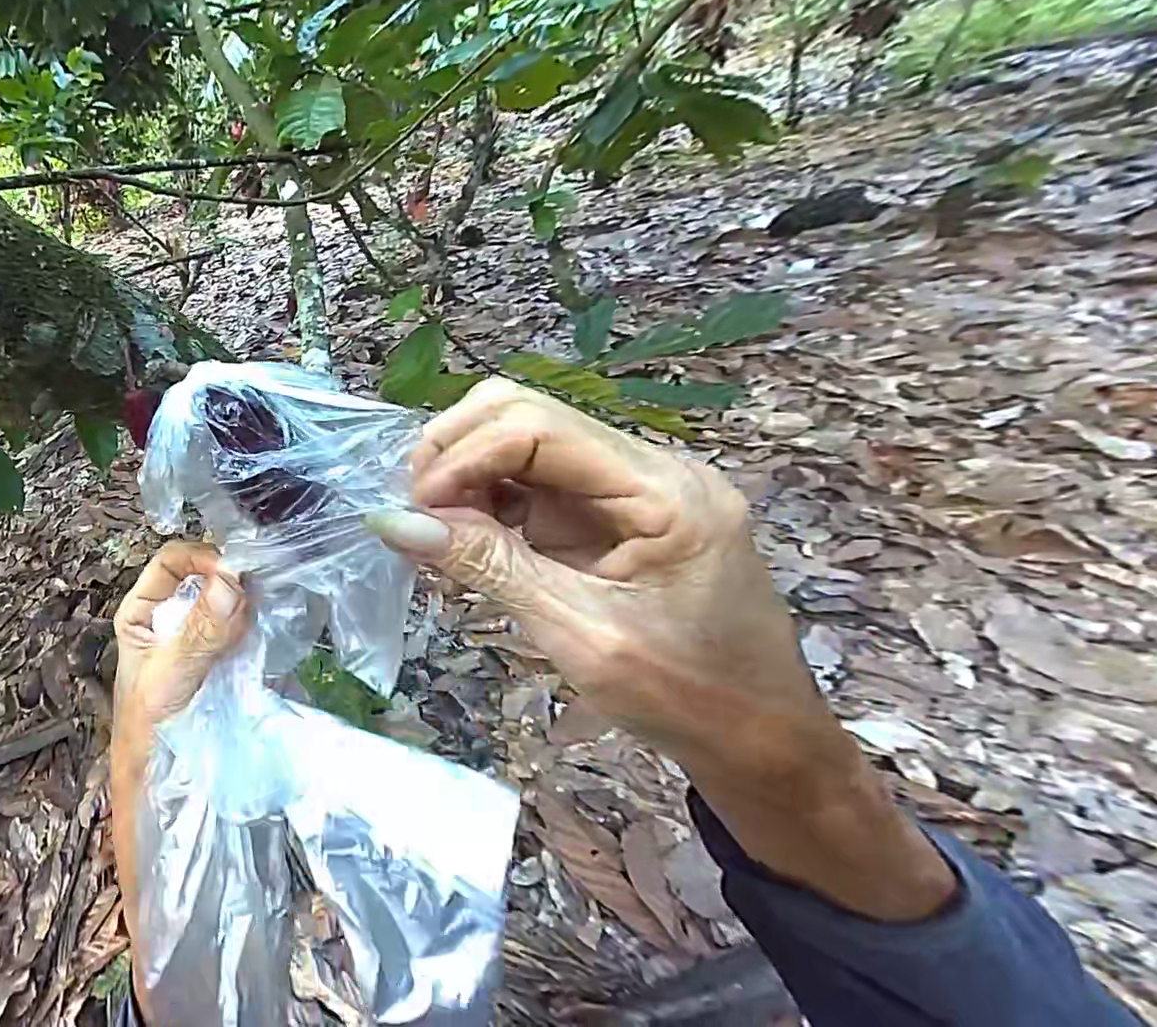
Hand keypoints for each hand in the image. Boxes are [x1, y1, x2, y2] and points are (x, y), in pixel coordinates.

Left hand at [108, 542, 248, 1018]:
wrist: (163, 795)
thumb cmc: (149, 735)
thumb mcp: (168, 682)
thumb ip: (199, 635)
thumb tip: (231, 580)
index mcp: (142, 612)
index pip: (173, 562)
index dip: (202, 558)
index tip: (235, 574)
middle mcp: (175, 618)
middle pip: (209, 578)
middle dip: (235, 578)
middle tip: (264, 590)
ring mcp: (206, 638)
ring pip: (234, 601)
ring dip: (255, 601)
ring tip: (277, 608)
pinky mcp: (233, 660)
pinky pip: (253, 629)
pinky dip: (267, 624)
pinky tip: (282, 627)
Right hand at [366, 378, 954, 920]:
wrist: (760, 743)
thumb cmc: (686, 698)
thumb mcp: (579, 636)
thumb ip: (488, 567)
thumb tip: (396, 522)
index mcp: (663, 489)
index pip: (539, 429)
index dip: (464, 456)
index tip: (416, 508)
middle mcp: (644, 469)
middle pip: (527, 412)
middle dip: (456, 447)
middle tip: (414, 503)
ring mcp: (621, 488)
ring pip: (520, 438)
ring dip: (462, 469)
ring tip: (429, 520)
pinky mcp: (601, 513)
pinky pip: (527, 481)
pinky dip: (481, 497)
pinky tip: (457, 531)